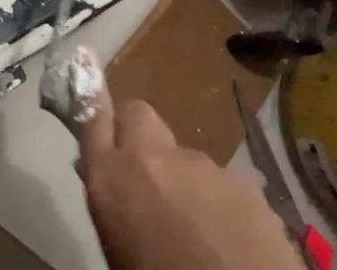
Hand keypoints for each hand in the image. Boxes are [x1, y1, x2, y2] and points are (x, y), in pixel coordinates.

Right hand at [78, 96, 302, 269]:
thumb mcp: (117, 248)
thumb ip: (109, 200)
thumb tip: (97, 170)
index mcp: (110, 176)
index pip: (91, 113)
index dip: (90, 99)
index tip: (89, 89)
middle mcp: (153, 158)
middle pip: (138, 113)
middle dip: (138, 131)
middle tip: (147, 171)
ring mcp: (204, 168)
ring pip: (187, 157)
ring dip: (187, 180)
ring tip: (200, 227)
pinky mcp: (247, 187)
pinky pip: (225, 185)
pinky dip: (224, 205)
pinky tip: (232, 240)